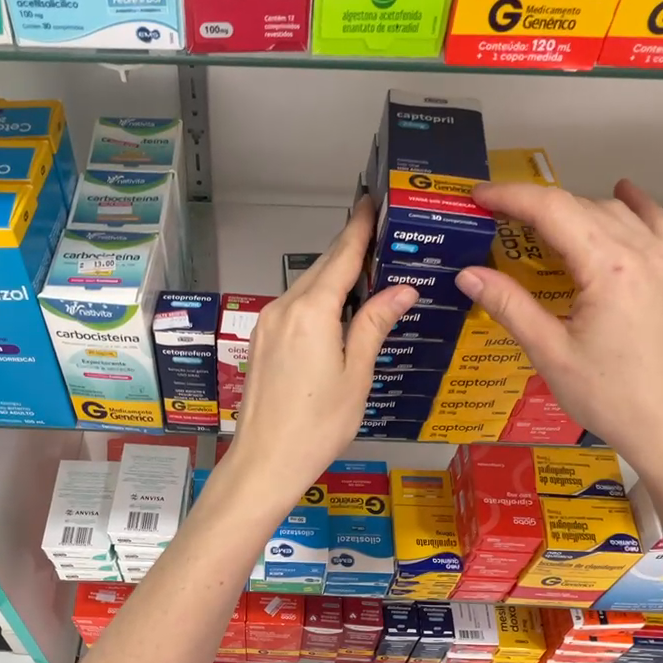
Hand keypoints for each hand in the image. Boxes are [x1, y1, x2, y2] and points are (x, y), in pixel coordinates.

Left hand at [223, 196, 416, 503]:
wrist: (265, 462)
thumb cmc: (317, 425)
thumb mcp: (356, 375)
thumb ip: (374, 325)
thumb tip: (401, 289)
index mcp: (312, 311)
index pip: (341, 257)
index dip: (359, 227)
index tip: (371, 200)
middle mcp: (284, 309)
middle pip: (321, 269)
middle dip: (348, 248)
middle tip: (377, 231)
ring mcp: (267, 325)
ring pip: (305, 287)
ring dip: (332, 275)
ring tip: (363, 269)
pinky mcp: (261, 343)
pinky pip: (293, 308)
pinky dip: (316, 299)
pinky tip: (334, 308)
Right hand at [455, 179, 662, 486]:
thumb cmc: (610, 397)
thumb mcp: (550, 353)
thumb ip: (510, 306)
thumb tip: (468, 274)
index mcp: (607, 266)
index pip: (552, 210)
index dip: (511, 197)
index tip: (479, 196)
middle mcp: (640, 250)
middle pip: (580, 205)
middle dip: (535, 204)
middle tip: (496, 214)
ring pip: (613, 211)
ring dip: (573, 209)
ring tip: (539, 221)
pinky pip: (653, 222)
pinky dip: (631, 205)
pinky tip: (621, 193)